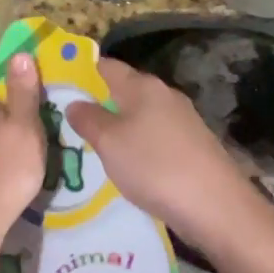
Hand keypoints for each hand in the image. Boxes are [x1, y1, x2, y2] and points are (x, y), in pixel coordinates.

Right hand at [65, 58, 269, 243]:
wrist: (215, 206)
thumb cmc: (153, 166)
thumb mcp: (109, 142)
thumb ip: (87, 119)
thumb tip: (75, 103)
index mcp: (142, 86)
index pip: (105, 65)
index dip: (81, 71)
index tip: (58, 85)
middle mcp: (164, 95)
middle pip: (123, 89)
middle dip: (97, 101)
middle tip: (67, 120)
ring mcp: (182, 121)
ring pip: (139, 114)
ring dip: (116, 125)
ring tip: (91, 144)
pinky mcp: (191, 145)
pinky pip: (153, 136)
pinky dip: (135, 144)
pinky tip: (125, 163)